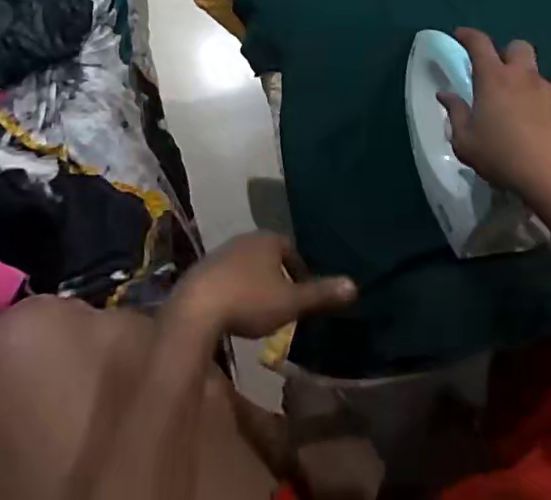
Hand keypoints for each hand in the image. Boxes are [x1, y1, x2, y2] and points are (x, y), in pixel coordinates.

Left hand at [167, 232, 356, 339]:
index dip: (300, 269)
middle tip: (286, 302)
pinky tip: (235, 312)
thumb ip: (321, 294)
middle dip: (277, 275)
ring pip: (246, 266)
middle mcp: (244, 239)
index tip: (304, 292)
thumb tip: (354, 285)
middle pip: (267, 255)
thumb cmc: (249, 300)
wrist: (195, 308)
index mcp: (267, 240)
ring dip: (255, 283)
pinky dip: (235, 290)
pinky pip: (226, 277)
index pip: (291, 249)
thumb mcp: (291, 302)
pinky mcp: (201, 271)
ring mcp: (219, 253)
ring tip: (261, 310)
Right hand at [437, 28, 550, 217]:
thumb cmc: (504, 157)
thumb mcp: (466, 143)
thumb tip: (446, 95)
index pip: (480, 43)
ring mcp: (550, 91)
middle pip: (517, 46)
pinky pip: (548, 97)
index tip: (460, 35)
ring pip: (534, 74)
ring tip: (514, 113)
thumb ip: (456, 115)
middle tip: (494, 74)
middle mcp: (523, 77)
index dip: (468, 35)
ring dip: (522, 83)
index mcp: (494, 78)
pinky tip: (535, 131)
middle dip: (505, 52)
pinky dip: (538, 104)